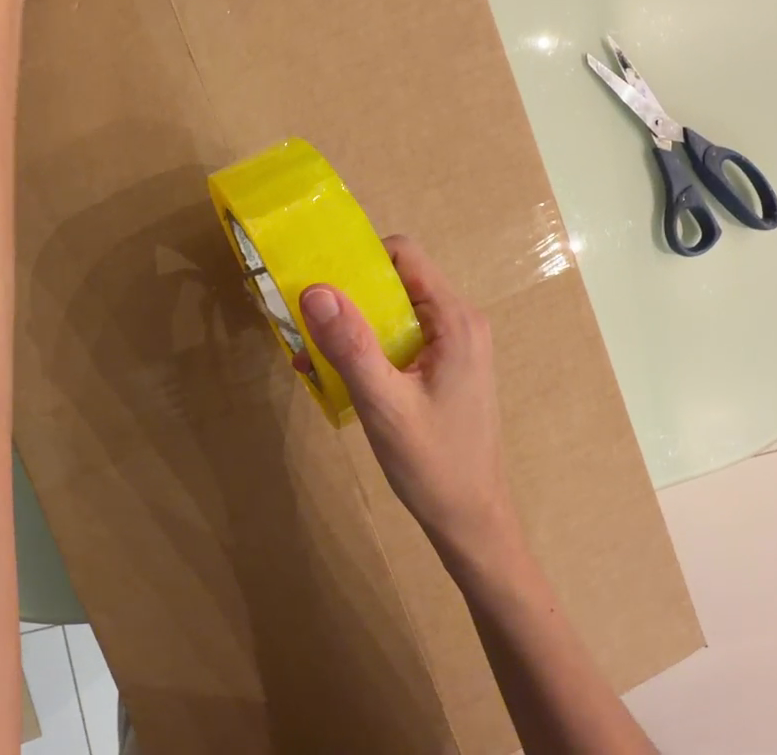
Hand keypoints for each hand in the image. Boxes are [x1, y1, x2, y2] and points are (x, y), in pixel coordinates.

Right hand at [299, 236, 513, 553]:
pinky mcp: (441, 369)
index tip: (317, 280)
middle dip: (346, 298)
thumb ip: (350, 345)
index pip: (403, 255)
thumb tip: (314, 290)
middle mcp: (457, 323)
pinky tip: (335, 377)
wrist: (471, 521)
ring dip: (349, 329)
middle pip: (393, 282)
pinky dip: (364, 350)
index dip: (358, 257)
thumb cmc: (433, 463)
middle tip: (304, 322)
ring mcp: (451, 347)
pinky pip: (396, 341)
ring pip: (390, 313)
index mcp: (454, 320)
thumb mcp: (384, 404)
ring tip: (312, 358)